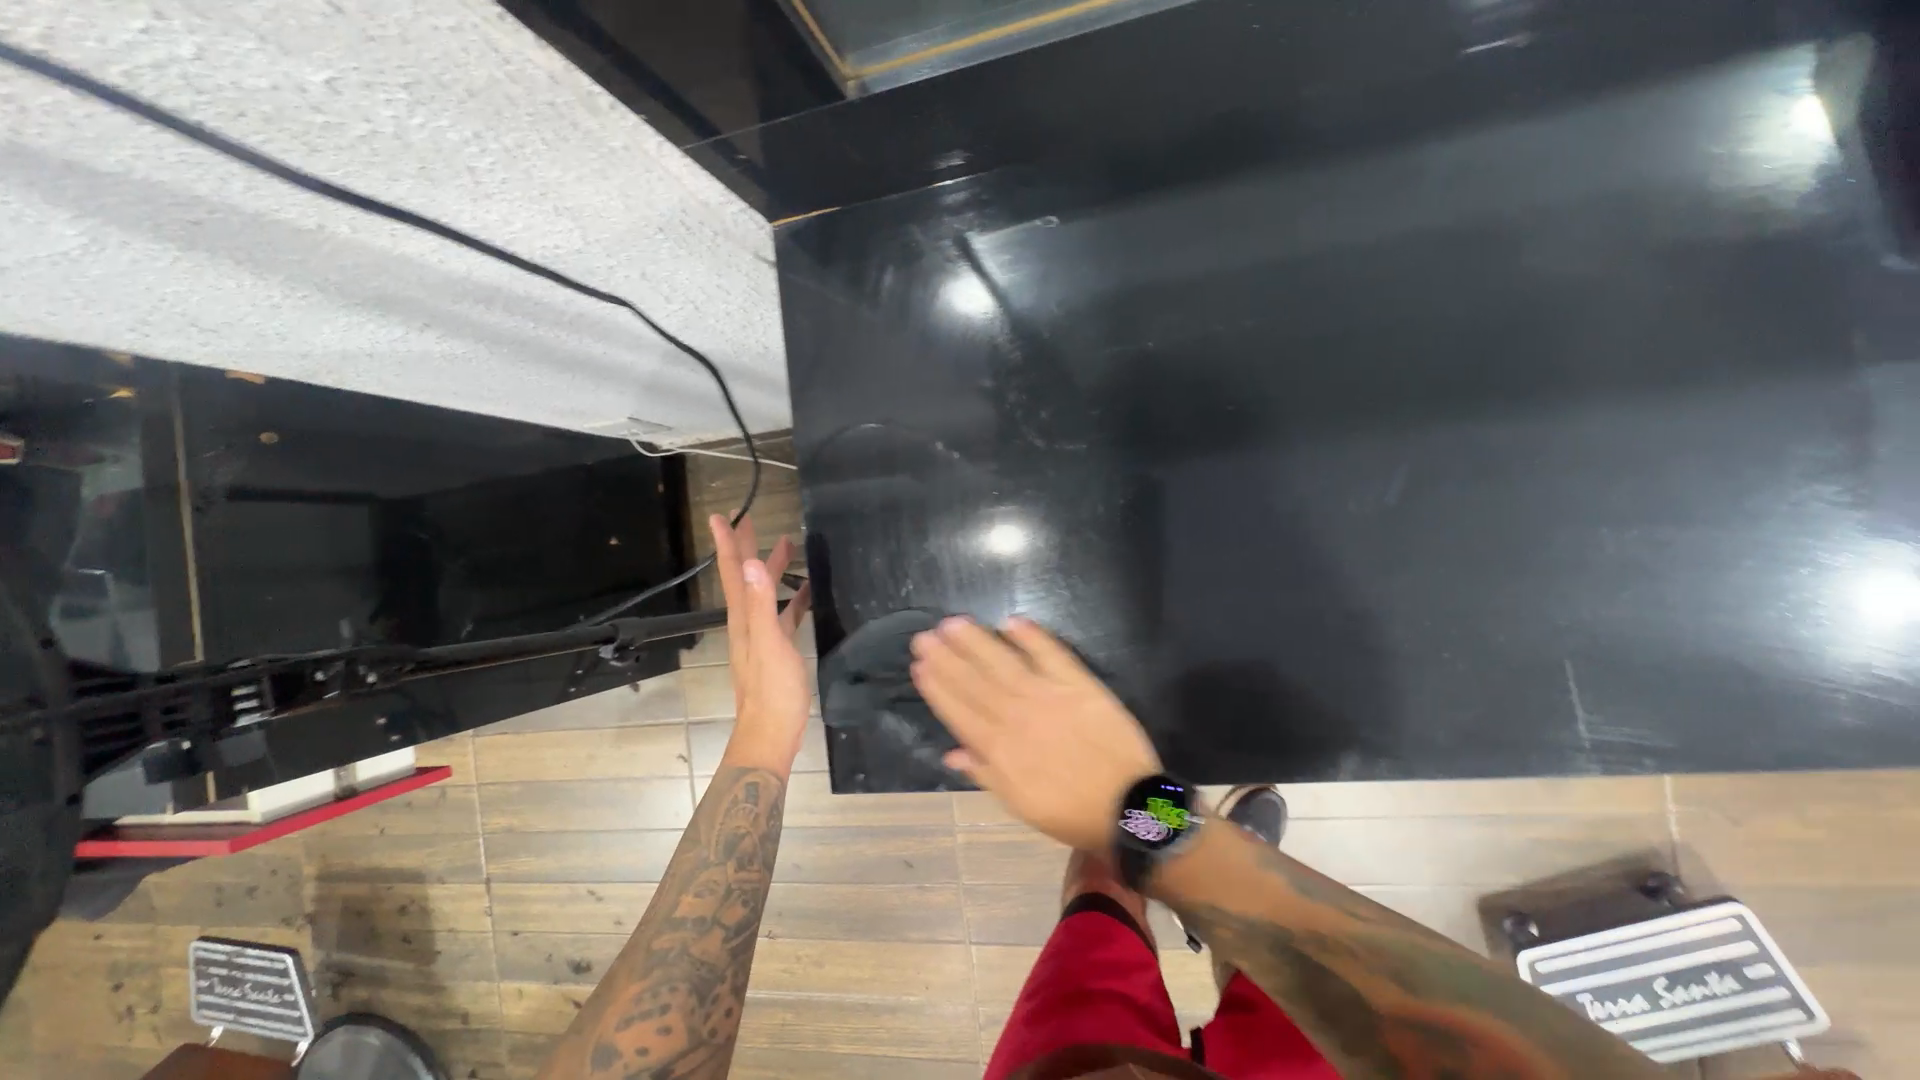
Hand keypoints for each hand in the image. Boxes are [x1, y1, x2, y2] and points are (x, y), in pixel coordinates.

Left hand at [708, 514, 812, 772]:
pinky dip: (792, 601)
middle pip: (745, 579)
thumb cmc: (772, 691)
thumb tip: (752, 565)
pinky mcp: (777, 652)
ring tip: (785, 547)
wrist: (771, 733)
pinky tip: (806, 595)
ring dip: (770, 571)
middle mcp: (747, 625)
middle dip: (746, 549)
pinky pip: (783, 616)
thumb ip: (760, 605)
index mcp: (743, 620)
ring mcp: (761, 639)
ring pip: (763, 595)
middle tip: (749, 521)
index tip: (720, 516)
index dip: (729, 545)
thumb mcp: (769, 645)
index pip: (734, 574)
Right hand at [911, 616, 1160, 850]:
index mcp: (1000, 749)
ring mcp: (1048, 697)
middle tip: (924, 637)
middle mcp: (1017, 717)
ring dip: (977, 642)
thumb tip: (951, 753)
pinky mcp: (1079, 685)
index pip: (959, 712)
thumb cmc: (1069, 811)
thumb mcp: (1019, 804)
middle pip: (975, 682)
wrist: (1126, 807)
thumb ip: (984, 773)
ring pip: (1004, 663)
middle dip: (947, 658)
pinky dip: (1032, 637)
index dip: (937, 688)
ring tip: (954, 624)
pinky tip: (1012, 622)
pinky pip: (1052, 655)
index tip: (920, 666)